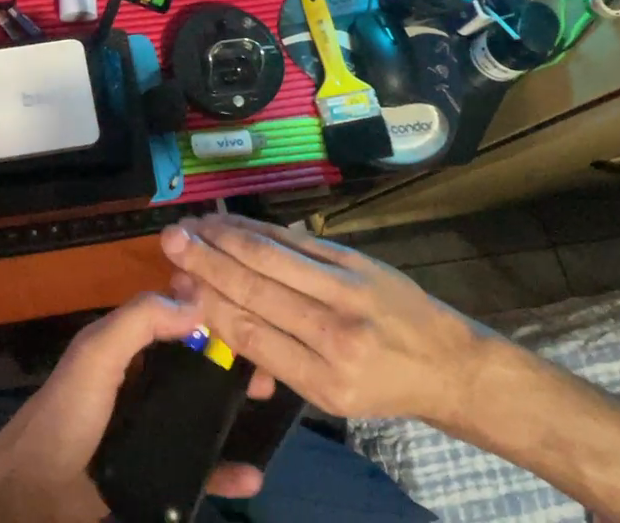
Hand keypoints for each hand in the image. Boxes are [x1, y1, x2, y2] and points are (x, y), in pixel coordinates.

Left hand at [0, 293, 265, 521]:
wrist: (33, 494)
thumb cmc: (66, 414)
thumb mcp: (97, 354)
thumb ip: (140, 320)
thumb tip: (199, 301)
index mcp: (124, 346)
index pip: (175, 317)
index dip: (210, 314)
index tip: (250, 317)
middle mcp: (139, 380)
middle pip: (196, 363)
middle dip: (231, 363)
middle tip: (265, 372)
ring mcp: (147, 427)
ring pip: (201, 412)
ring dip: (233, 410)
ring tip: (266, 407)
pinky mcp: (153, 470)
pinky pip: (197, 466)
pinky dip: (224, 468)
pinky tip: (249, 476)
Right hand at [160, 214, 491, 422]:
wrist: (449, 363)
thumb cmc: (380, 387)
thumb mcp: (328, 397)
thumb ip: (275, 358)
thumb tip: (219, 320)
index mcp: (324, 379)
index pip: (251, 334)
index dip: (208, 304)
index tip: (176, 281)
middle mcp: (335, 334)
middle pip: (255, 288)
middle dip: (207, 261)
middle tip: (170, 239)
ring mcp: (348, 290)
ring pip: (272, 256)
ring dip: (225, 236)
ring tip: (192, 225)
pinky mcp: (356, 261)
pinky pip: (296, 241)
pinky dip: (257, 229)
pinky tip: (231, 222)